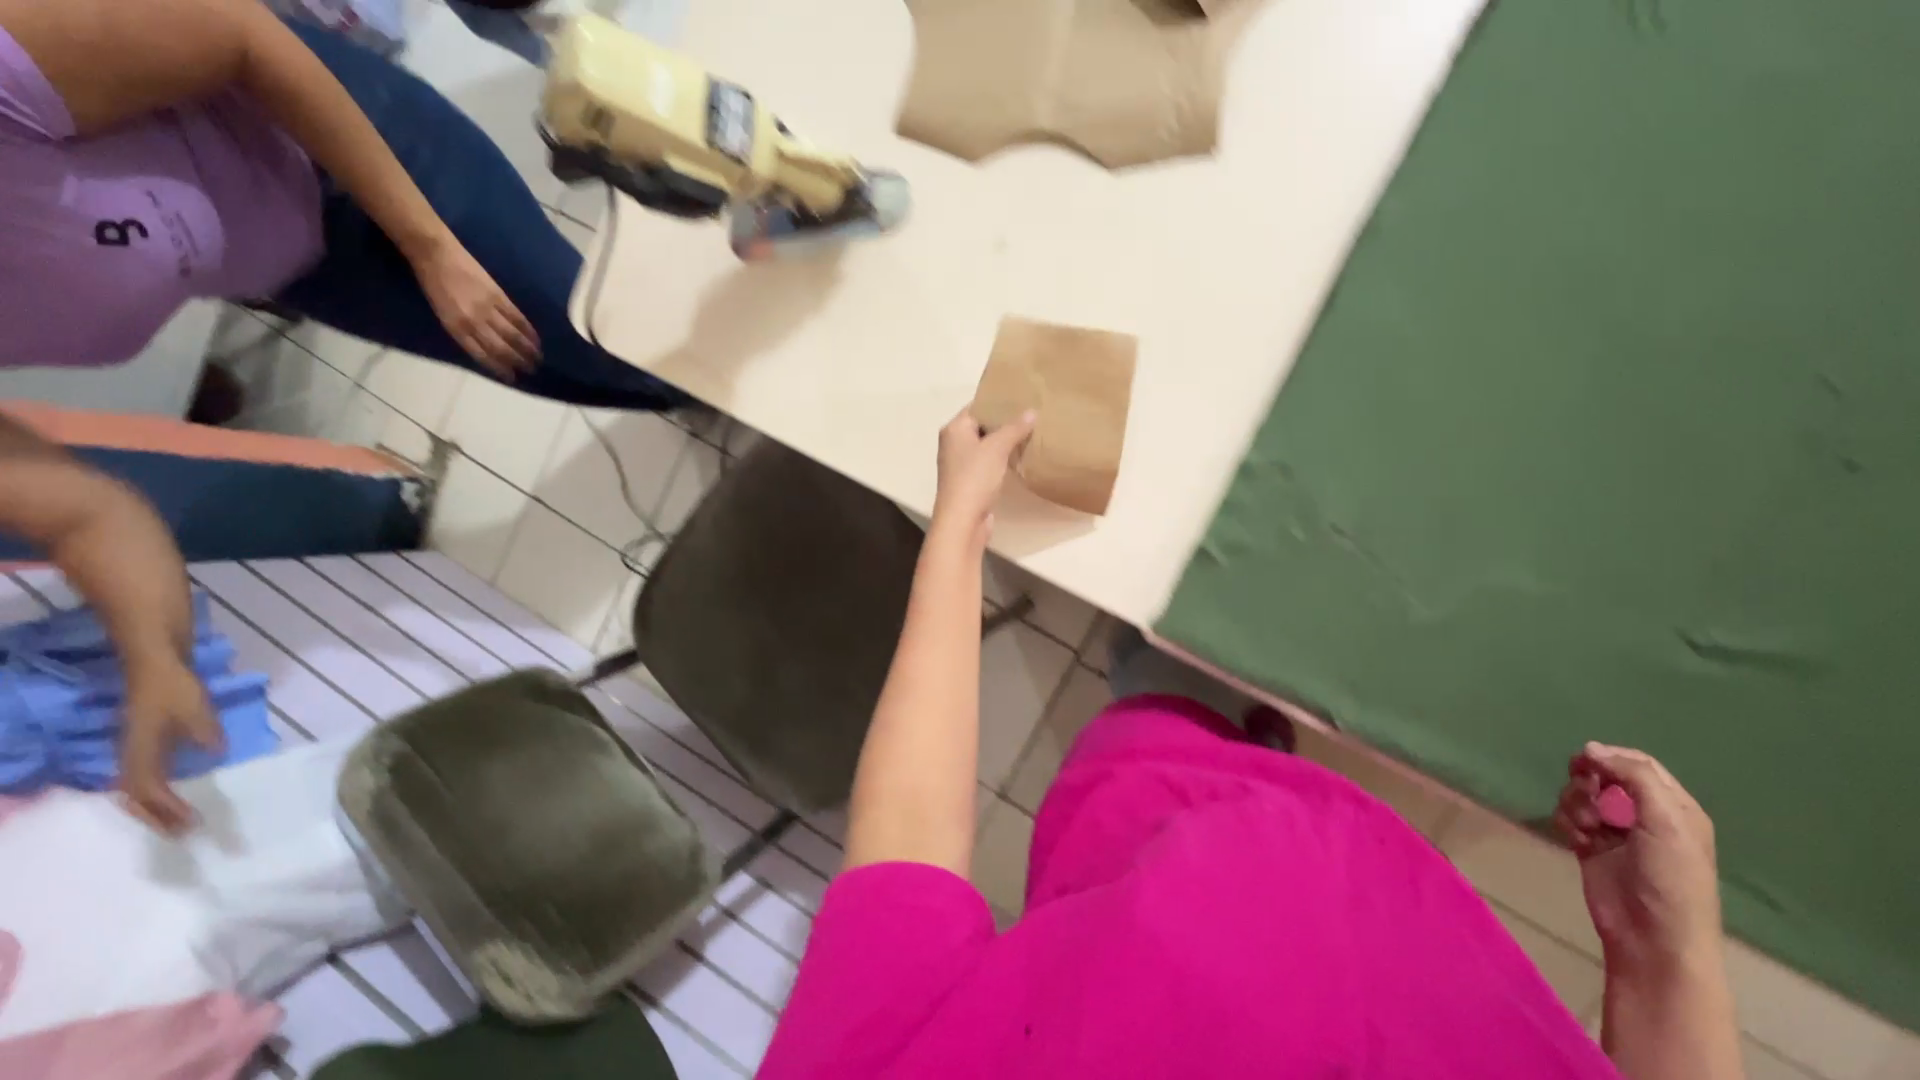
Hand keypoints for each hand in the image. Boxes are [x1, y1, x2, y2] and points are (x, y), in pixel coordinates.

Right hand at [118, 656, 221, 833]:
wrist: (155, 664)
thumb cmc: (175, 688)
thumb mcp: (196, 711)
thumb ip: (206, 734)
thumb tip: (217, 754)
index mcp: (141, 752)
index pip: (150, 791)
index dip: (167, 809)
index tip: (190, 823)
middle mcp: (131, 757)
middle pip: (136, 798)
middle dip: (156, 818)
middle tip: (182, 835)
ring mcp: (134, 751)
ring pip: (136, 791)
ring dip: (154, 809)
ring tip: (177, 824)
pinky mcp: (142, 744)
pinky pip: (143, 778)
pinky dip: (154, 794)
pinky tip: (171, 799)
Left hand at [411, 239, 539, 379]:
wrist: (435, 254)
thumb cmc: (433, 284)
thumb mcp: (441, 313)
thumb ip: (462, 330)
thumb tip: (484, 345)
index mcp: (455, 327)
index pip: (481, 354)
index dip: (499, 368)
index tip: (511, 378)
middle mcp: (473, 322)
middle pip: (501, 348)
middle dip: (517, 362)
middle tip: (531, 371)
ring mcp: (487, 309)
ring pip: (512, 335)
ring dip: (527, 349)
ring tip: (538, 358)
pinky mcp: (498, 296)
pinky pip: (517, 317)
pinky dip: (528, 330)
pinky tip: (536, 338)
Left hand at [933, 408, 1036, 543]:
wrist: (962, 520)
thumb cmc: (975, 478)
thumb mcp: (997, 448)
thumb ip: (1014, 428)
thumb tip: (1031, 411)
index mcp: (954, 429)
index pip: (977, 406)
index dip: (998, 402)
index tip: (1021, 398)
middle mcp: (953, 443)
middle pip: (981, 426)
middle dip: (1003, 422)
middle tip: (1030, 415)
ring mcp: (959, 464)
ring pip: (984, 446)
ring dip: (1003, 443)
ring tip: (1029, 434)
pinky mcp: (968, 482)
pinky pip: (986, 464)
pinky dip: (1000, 460)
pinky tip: (1018, 459)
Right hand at [1557, 742, 1722, 973]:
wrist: (1651, 935)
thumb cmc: (1670, 878)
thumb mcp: (1666, 822)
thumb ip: (1633, 778)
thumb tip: (1590, 748)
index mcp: (1673, 806)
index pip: (1639, 764)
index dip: (1610, 756)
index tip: (1586, 761)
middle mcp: (1643, 814)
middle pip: (1603, 775)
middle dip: (1588, 781)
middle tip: (1587, 794)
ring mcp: (1614, 831)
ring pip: (1581, 795)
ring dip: (1576, 803)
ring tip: (1586, 826)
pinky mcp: (1589, 846)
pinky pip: (1568, 817)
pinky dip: (1567, 822)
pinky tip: (1577, 839)